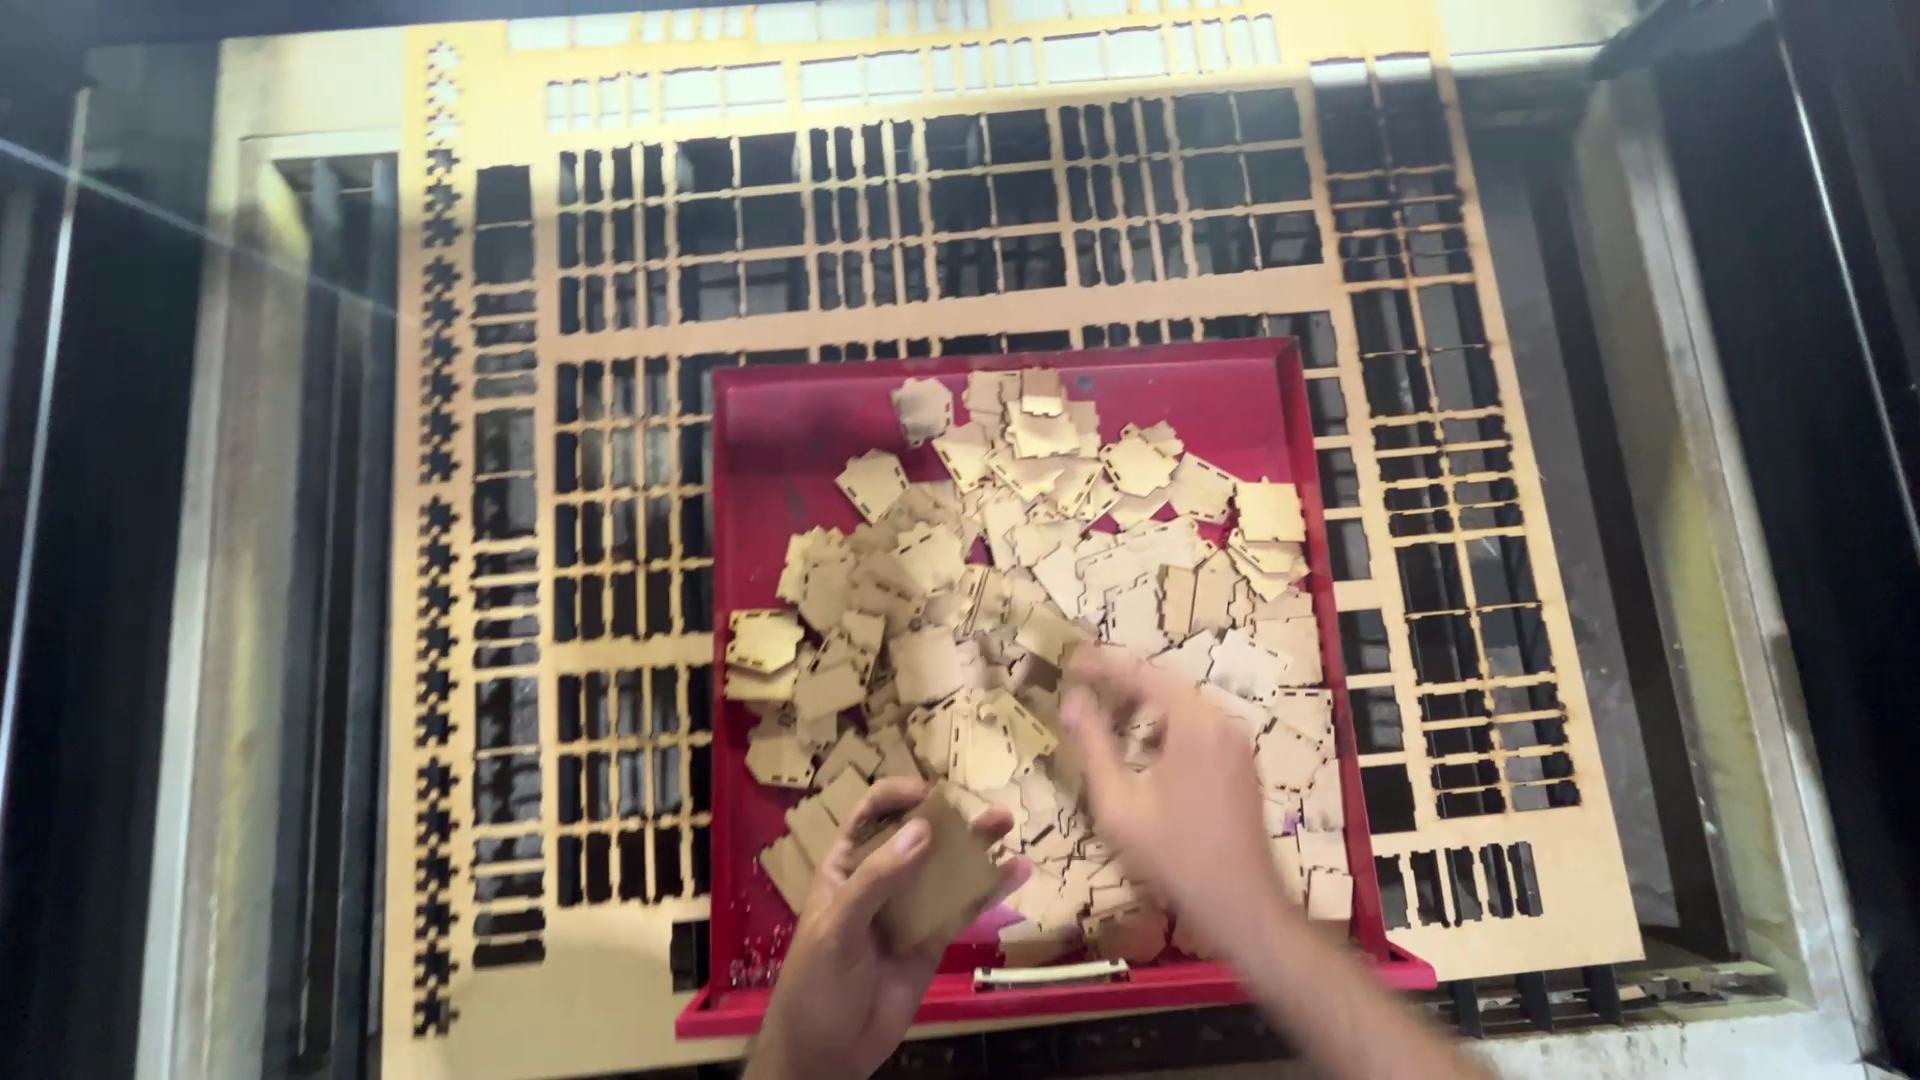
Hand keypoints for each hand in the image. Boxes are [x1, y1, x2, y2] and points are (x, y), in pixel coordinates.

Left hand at [746, 777, 1031, 1079]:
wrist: (828, 1054)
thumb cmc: (816, 982)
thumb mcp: (836, 926)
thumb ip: (877, 878)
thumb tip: (922, 829)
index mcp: (848, 864)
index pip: (873, 813)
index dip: (897, 796)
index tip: (928, 795)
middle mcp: (882, 876)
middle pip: (918, 833)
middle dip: (949, 816)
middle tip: (983, 809)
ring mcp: (911, 905)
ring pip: (946, 865)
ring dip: (976, 843)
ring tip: (1006, 824)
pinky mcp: (934, 936)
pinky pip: (963, 905)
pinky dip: (990, 887)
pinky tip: (1017, 871)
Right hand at [1061, 646, 1292, 956]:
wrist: (1243, 905)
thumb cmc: (1174, 857)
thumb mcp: (1119, 804)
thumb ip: (1093, 745)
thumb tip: (1072, 699)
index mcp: (1195, 724)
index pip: (1143, 673)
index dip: (1103, 664)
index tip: (1071, 661)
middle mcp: (1222, 721)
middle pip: (1165, 682)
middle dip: (1122, 679)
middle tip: (1082, 680)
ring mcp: (1237, 740)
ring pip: (1182, 702)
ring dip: (1143, 700)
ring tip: (1104, 706)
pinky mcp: (1241, 759)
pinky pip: (1198, 722)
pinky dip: (1165, 720)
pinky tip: (1141, 739)